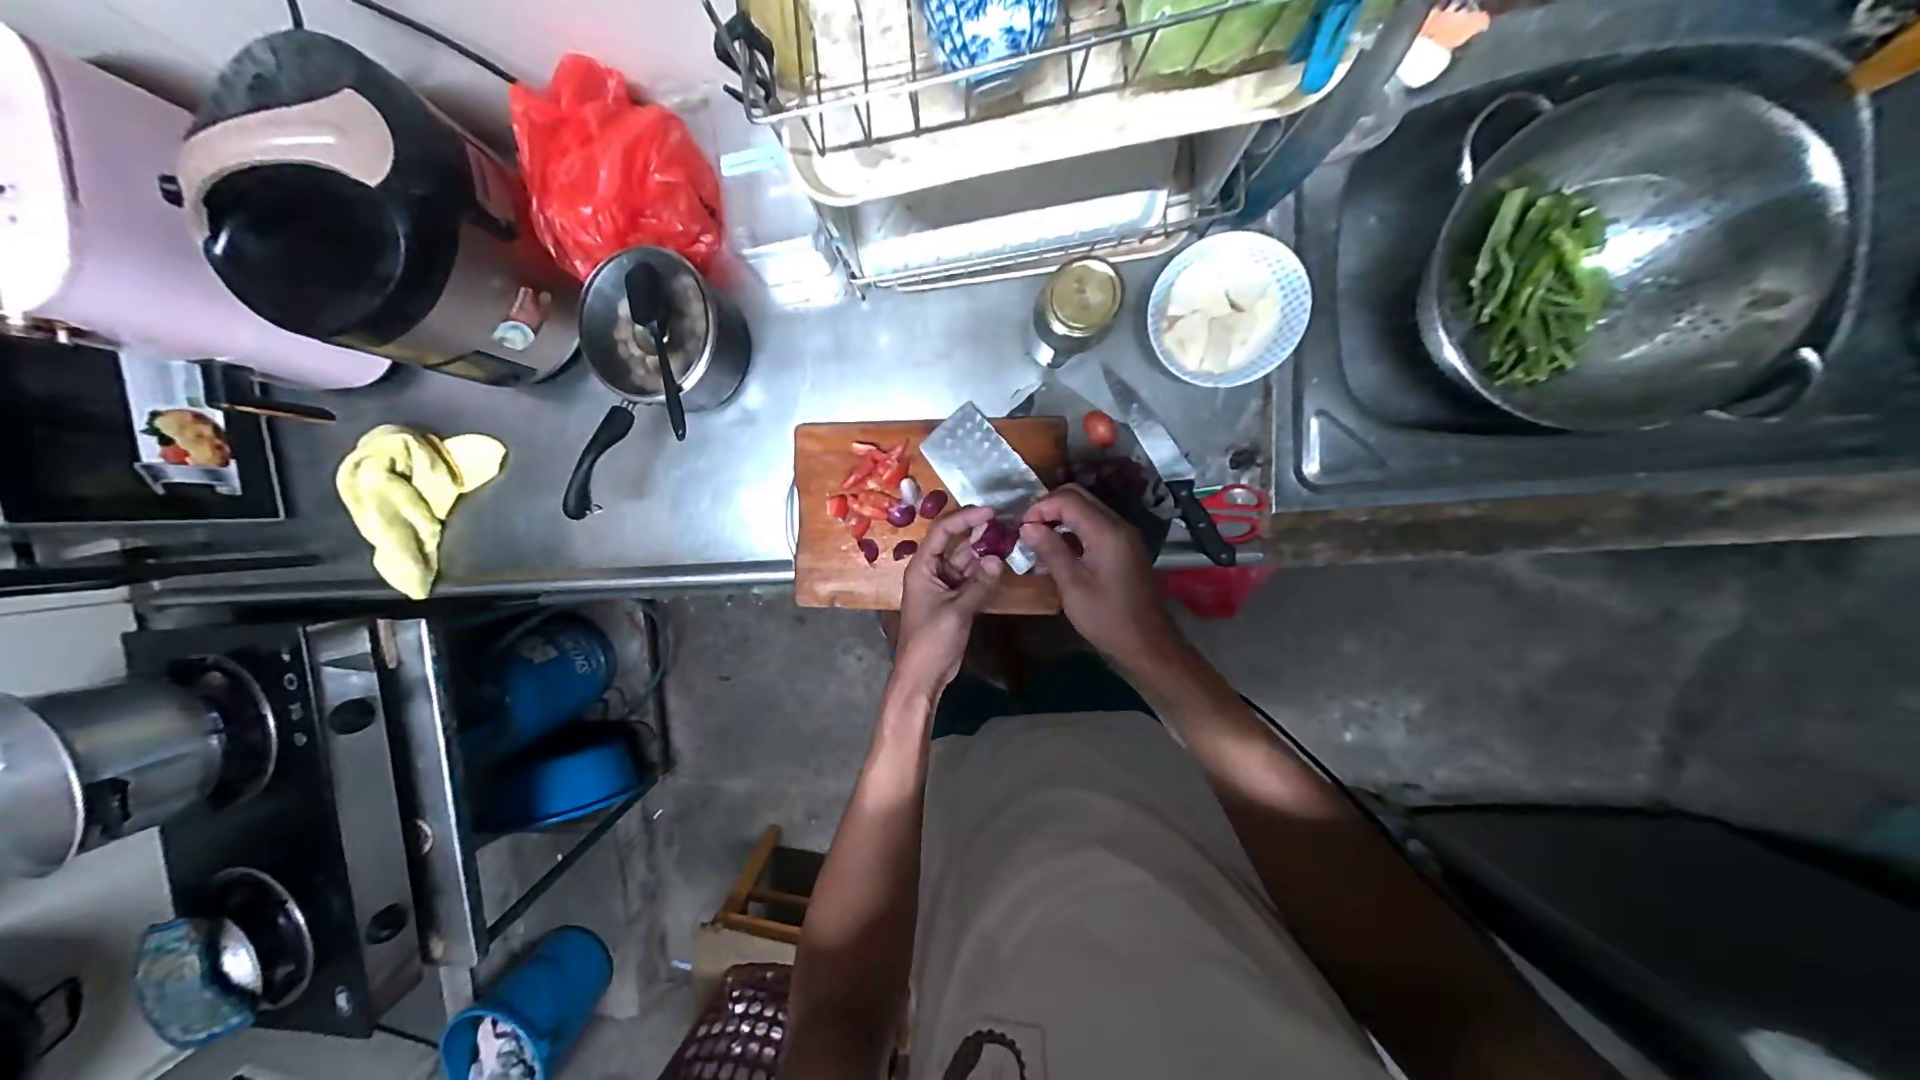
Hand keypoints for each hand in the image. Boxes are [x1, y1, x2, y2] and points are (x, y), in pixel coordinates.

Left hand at [891, 505, 1004, 697]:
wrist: (923, 674)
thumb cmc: (932, 641)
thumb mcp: (957, 610)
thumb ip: (979, 584)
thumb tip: (998, 558)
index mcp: (923, 567)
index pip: (942, 531)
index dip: (965, 518)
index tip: (989, 511)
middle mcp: (932, 571)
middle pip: (955, 543)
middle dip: (978, 532)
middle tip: (1005, 522)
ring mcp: (944, 585)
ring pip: (966, 560)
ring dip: (984, 550)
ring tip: (1008, 537)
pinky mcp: (955, 599)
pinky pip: (971, 578)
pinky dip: (985, 571)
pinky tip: (1002, 562)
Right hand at [1021, 485, 1182, 670]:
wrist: (1147, 644)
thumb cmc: (1107, 618)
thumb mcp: (1073, 586)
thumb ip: (1051, 550)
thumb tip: (1027, 526)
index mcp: (1107, 532)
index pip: (1069, 500)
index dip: (1040, 507)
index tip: (1021, 528)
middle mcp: (1119, 525)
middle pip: (1079, 497)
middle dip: (1049, 507)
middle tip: (1027, 530)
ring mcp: (1124, 536)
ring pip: (1087, 510)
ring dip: (1061, 517)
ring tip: (1037, 540)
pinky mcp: (1124, 548)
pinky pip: (1095, 526)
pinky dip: (1074, 530)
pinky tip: (1058, 550)